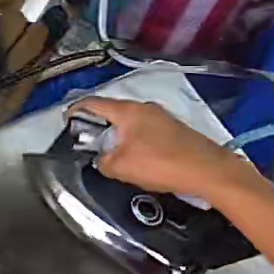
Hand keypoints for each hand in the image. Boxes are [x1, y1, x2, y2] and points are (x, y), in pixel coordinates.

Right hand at [69, 97, 263, 204]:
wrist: (207, 170)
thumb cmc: (162, 164)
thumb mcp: (121, 167)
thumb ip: (103, 161)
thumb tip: (101, 159)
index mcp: (128, 110)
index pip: (93, 103)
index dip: (75, 110)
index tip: (65, 121)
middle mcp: (144, 107)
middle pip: (112, 112)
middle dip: (97, 126)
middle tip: (87, 144)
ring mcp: (161, 117)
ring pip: (130, 122)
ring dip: (117, 136)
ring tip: (111, 155)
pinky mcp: (173, 130)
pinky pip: (145, 131)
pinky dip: (134, 141)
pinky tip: (137, 159)